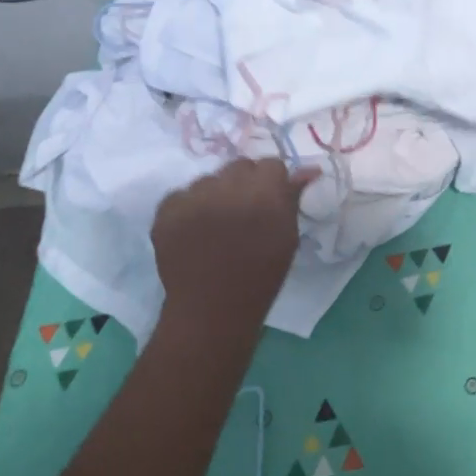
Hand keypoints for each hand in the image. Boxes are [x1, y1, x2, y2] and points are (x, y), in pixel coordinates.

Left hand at [152, 159, 317, 316]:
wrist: (212, 310)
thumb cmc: (261, 275)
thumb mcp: (288, 236)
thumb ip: (292, 197)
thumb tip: (309, 169)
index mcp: (265, 191)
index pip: (270, 164)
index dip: (271, 182)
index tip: (269, 202)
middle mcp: (229, 185)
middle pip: (239, 166)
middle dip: (244, 183)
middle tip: (243, 212)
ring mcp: (194, 195)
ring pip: (209, 179)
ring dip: (215, 194)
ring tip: (216, 225)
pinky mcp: (167, 209)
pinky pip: (181, 195)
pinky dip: (188, 208)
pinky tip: (194, 231)